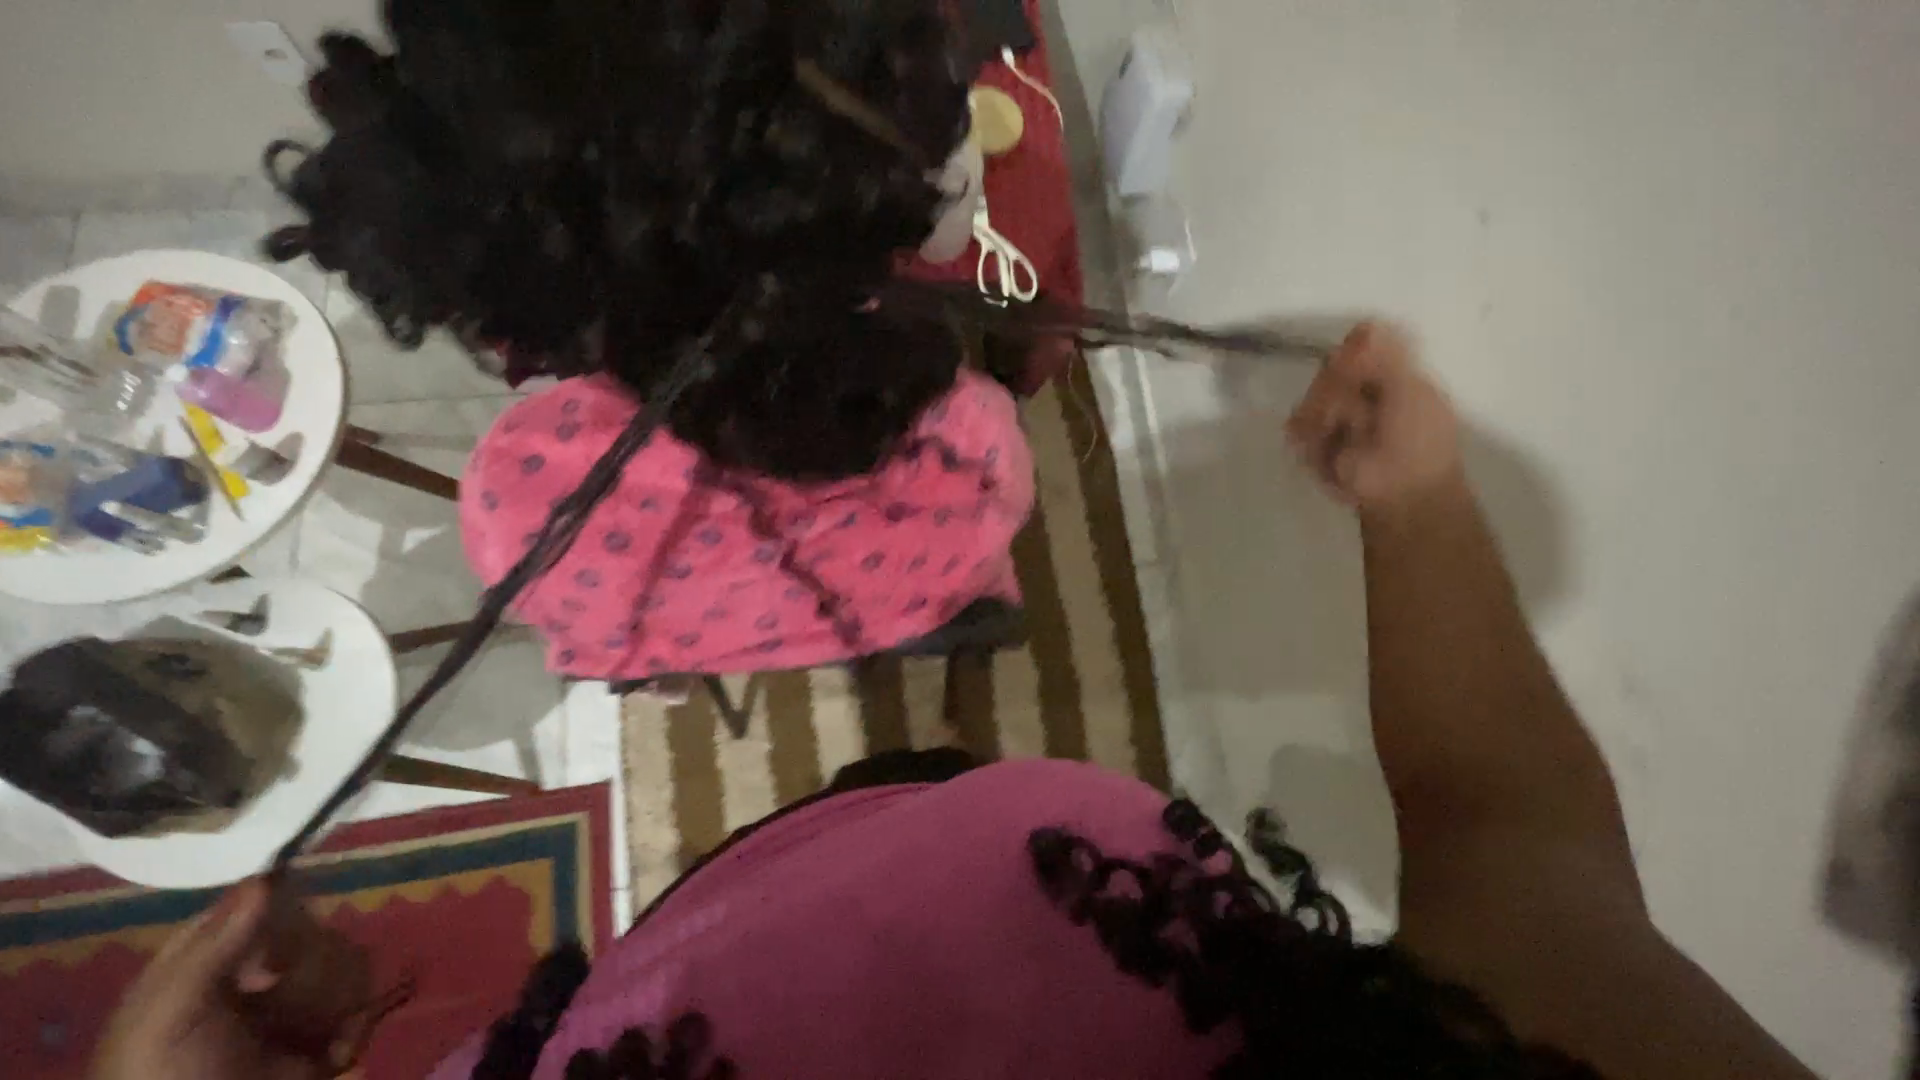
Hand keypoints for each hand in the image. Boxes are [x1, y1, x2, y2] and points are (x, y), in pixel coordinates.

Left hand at [92, 880, 339, 1079]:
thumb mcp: (167, 1018)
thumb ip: (213, 947)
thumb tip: (267, 874)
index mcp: (209, 959)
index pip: (262, 903)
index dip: (275, 921)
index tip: (264, 964)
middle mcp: (256, 969)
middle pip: (315, 928)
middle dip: (308, 968)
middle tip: (278, 1004)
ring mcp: (295, 999)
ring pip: (348, 957)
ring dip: (335, 998)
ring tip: (313, 1037)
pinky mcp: (330, 1025)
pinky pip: (367, 994)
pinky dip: (358, 1022)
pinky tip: (336, 1049)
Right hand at [1284, 321, 1464, 511]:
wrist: (1400, 495)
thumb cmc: (1418, 443)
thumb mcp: (1411, 390)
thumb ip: (1386, 357)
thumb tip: (1365, 325)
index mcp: (1393, 378)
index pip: (1357, 349)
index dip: (1349, 355)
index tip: (1347, 364)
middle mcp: (1363, 395)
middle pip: (1329, 373)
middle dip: (1332, 392)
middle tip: (1347, 415)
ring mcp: (1338, 421)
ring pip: (1311, 401)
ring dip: (1322, 421)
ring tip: (1342, 446)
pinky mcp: (1318, 446)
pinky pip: (1299, 429)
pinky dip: (1312, 442)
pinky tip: (1328, 455)